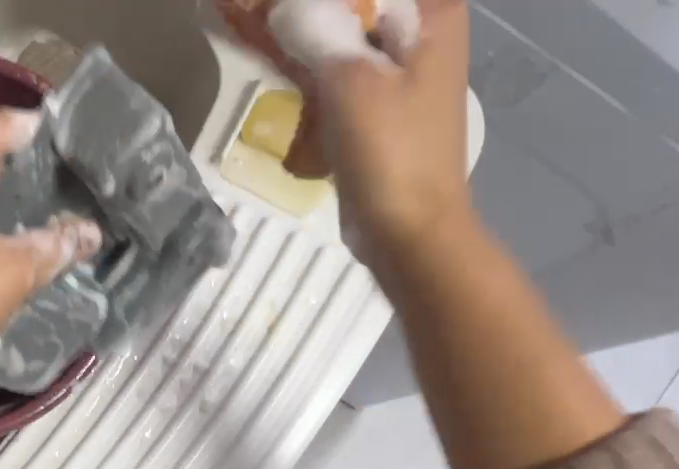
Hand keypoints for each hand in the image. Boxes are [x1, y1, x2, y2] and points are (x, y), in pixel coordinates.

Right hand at [236, 0, 473, 262]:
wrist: (410, 235)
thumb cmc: (391, 155)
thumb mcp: (350, 82)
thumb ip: (315, 28)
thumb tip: (281, 7)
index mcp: (431, 12)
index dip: (314, 1)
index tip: (275, 8)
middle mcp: (421, 32)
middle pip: (354, 7)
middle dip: (303, 12)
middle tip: (250, 13)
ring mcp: (399, 72)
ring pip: (341, 34)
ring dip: (300, 32)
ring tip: (247, 25)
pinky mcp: (377, 108)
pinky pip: (336, 71)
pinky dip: (307, 67)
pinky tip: (273, 61)